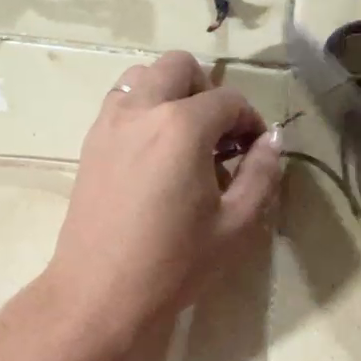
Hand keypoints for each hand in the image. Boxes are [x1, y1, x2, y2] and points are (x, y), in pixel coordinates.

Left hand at [42, 51, 283, 345]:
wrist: (99, 294)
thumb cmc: (173, 265)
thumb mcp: (234, 226)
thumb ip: (260, 175)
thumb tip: (271, 141)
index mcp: (182, 126)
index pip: (228, 100)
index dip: (249, 121)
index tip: (254, 152)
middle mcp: (141, 110)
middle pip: (179, 67)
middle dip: (206, 91)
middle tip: (217, 137)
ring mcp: (108, 124)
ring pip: (142, 78)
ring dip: (169, 94)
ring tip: (183, 141)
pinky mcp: (89, 145)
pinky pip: (119, 104)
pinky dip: (141, 111)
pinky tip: (153, 157)